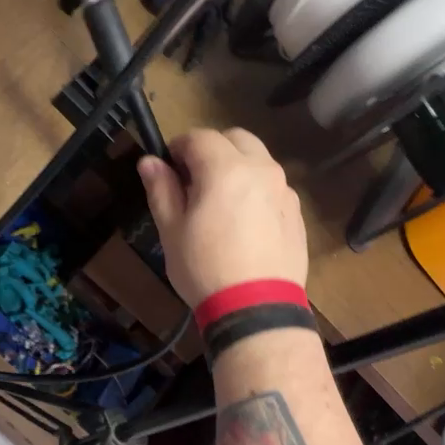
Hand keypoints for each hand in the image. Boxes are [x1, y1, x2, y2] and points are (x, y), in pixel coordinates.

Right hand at [137, 128, 307, 306]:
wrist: (256, 306)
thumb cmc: (204, 267)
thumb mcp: (171, 231)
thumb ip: (161, 190)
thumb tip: (149, 162)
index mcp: (225, 169)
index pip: (198, 137)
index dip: (177, 148)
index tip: (166, 169)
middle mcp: (260, 168)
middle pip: (235, 139)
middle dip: (211, 150)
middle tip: (192, 182)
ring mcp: (283, 189)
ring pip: (257, 161)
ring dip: (235, 168)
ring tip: (218, 205)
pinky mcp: (295, 211)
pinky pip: (272, 187)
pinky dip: (254, 191)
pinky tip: (242, 225)